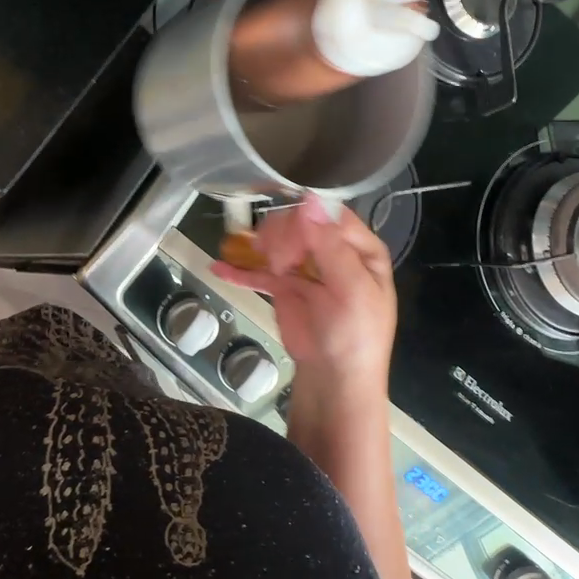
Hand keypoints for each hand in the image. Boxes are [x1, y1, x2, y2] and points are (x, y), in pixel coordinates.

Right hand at [212, 193, 396, 409]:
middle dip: (283, 237)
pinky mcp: (282, 286)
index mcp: (359, 248)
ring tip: (258, 262)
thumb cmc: (355, 335)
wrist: (333, 379)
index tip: (288, 237)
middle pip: (299, 224)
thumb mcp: (351, 288)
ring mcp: (305, 267)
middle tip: (278, 262)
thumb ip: (329, 244)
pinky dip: (239, 270)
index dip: (306, 220)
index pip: (328, 216)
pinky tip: (219, 268)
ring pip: (276, 242)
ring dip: (260, 247)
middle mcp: (332, 251)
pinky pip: (258, 271)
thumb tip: (309, 200)